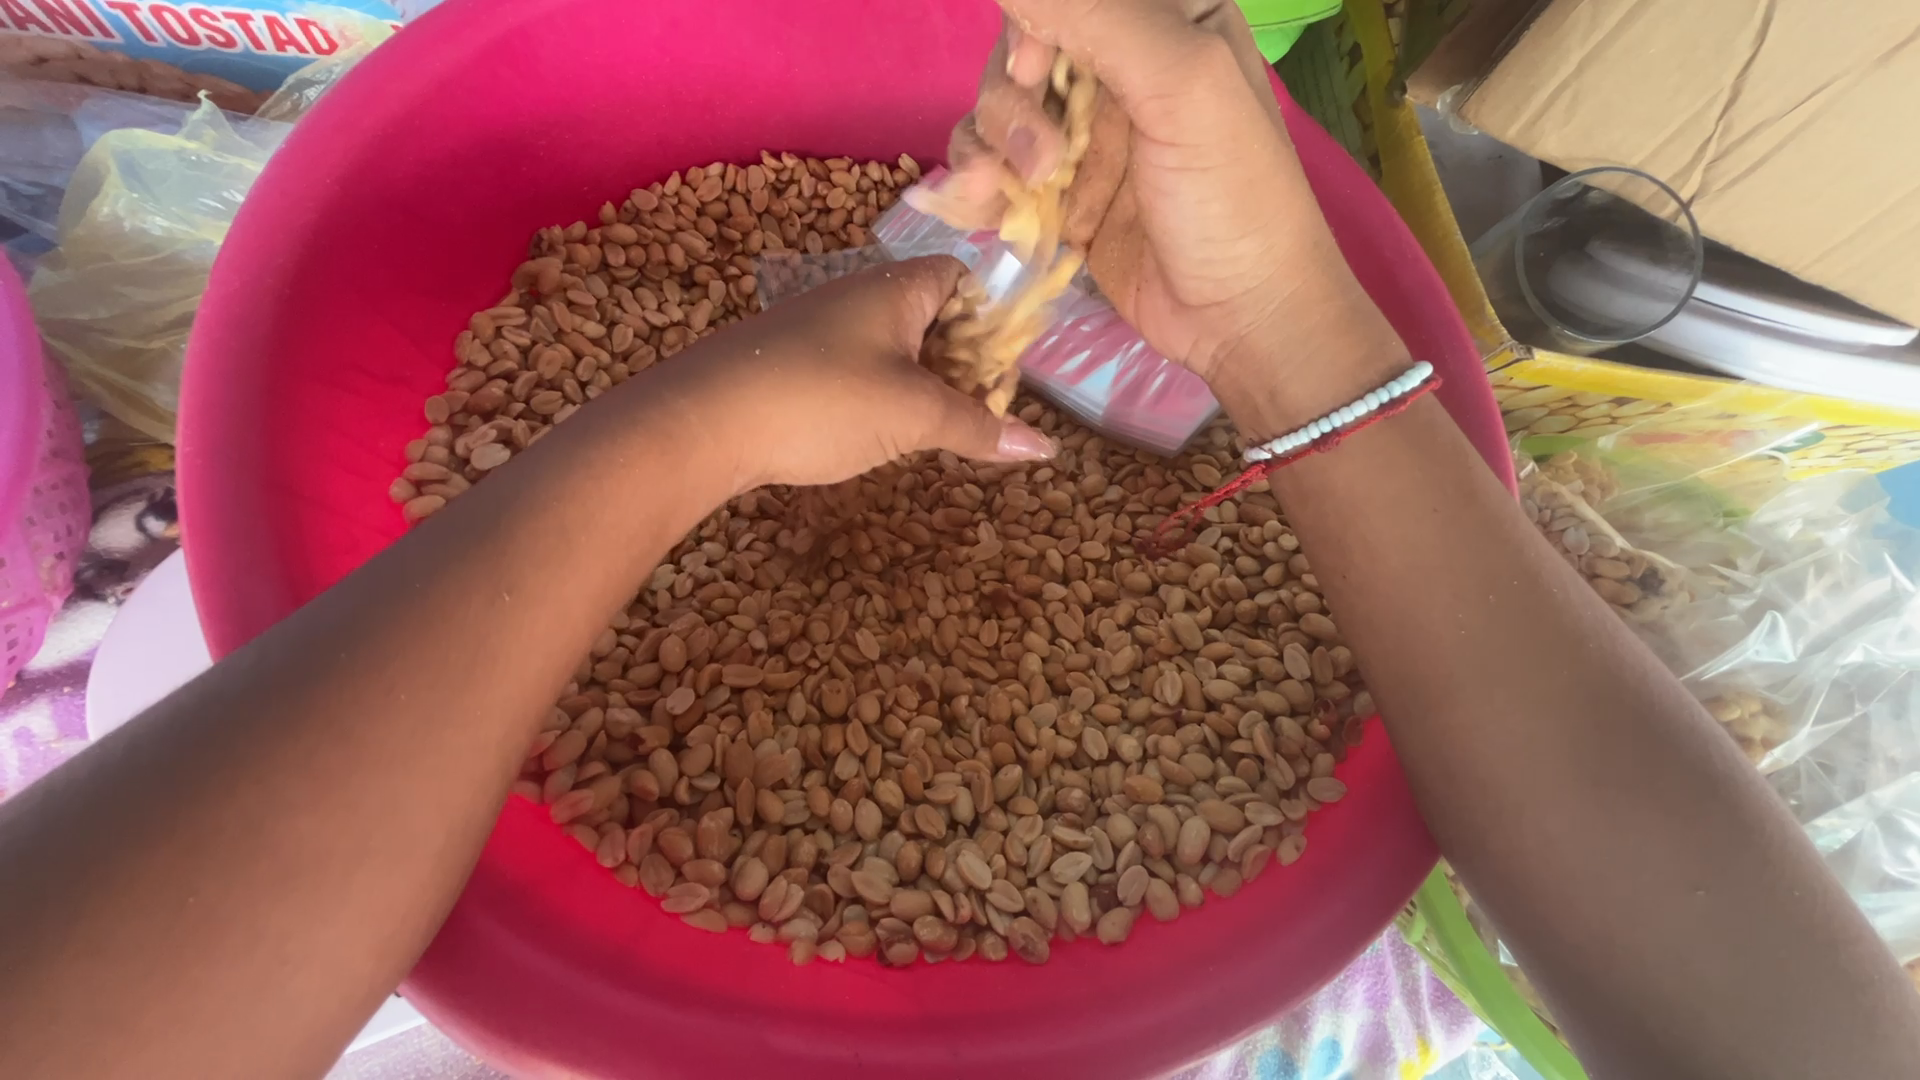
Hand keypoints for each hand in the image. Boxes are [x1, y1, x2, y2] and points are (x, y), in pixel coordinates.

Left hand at [655, 256, 1055, 493]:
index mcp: (895, 289)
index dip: (991, 316)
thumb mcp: (914, 415)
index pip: (961, 277)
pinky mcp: (796, 363)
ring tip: (939, 429)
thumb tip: (1046, 448)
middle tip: (980, 410)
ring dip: (923, 384)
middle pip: (932, 315)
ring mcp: (822, 329)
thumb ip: (980, 428)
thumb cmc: (823, 400)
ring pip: (894, 348)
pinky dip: (884, 396)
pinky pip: (860, 369)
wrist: (705, 421)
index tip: (1004, 368)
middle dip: (962, 361)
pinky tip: (883, 433)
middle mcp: (859, 296)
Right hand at [946, 0, 1404, 419]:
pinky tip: (989, 211)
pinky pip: (998, 176)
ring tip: (1014, 196)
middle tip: (1043, 164)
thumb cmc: (1231, 198)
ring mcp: (1085, 142)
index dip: (1030, 31)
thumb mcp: (1183, 84)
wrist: (1236, 317)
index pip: (1063, 1)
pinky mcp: (1061, 201)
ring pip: (997, 118)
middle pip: (1018, 57)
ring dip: (989, 153)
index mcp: (1163, 21)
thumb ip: (1099, 14)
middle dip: (1011, 106)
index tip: (1036, 75)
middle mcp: (1117, 74)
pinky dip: (982, 191)